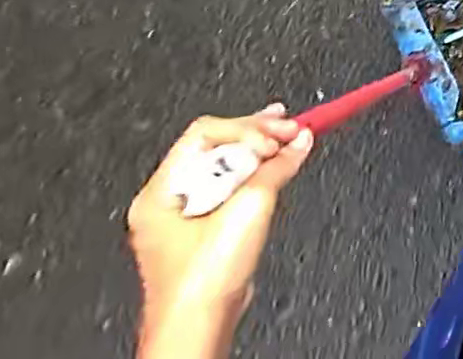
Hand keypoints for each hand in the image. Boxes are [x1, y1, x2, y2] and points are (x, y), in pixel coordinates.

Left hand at [129, 105, 314, 358]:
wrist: (199, 335)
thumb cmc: (203, 286)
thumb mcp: (250, 209)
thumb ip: (278, 167)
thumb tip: (300, 142)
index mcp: (162, 190)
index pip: (207, 133)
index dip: (247, 129)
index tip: (282, 133)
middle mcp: (168, 199)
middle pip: (216, 146)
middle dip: (256, 134)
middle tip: (289, 127)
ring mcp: (184, 217)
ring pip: (225, 167)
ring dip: (259, 152)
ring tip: (288, 140)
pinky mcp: (203, 232)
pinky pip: (229, 188)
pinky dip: (255, 174)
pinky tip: (276, 167)